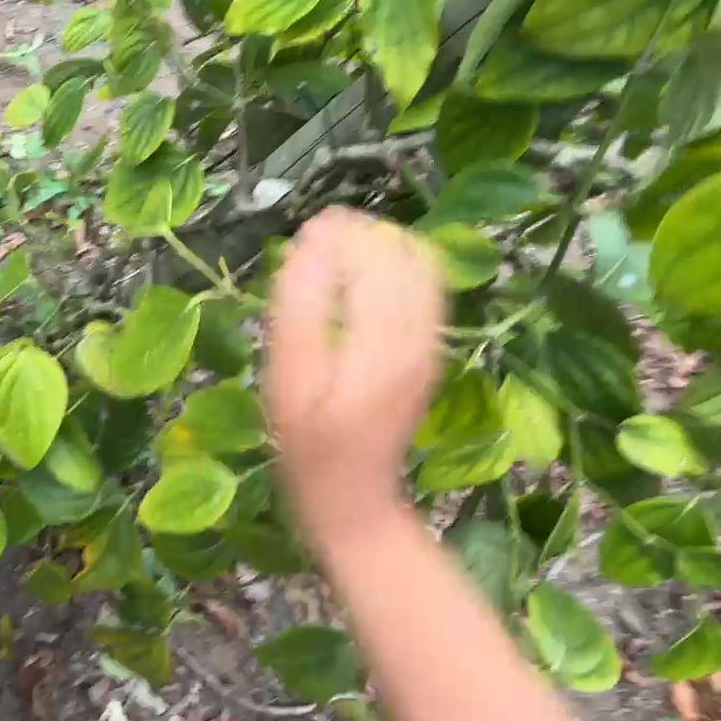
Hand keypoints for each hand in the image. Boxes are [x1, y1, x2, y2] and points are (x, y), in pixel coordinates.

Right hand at [266, 206, 445, 530]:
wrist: (354, 494)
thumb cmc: (308, 439)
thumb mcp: (289, 377)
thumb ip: (299, 308)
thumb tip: (309, 245)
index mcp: (384, 340)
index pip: (376, 259)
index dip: (343, 234)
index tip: (309, 226)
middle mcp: (420, 335)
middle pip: (405, 256)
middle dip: (364, 234)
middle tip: (320, 233)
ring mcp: (431, 344)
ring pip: (422, 269)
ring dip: (384, 247)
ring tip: (340, 247)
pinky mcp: (430, 351)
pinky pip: (427, 290)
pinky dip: (399, 268)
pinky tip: (365, 275)